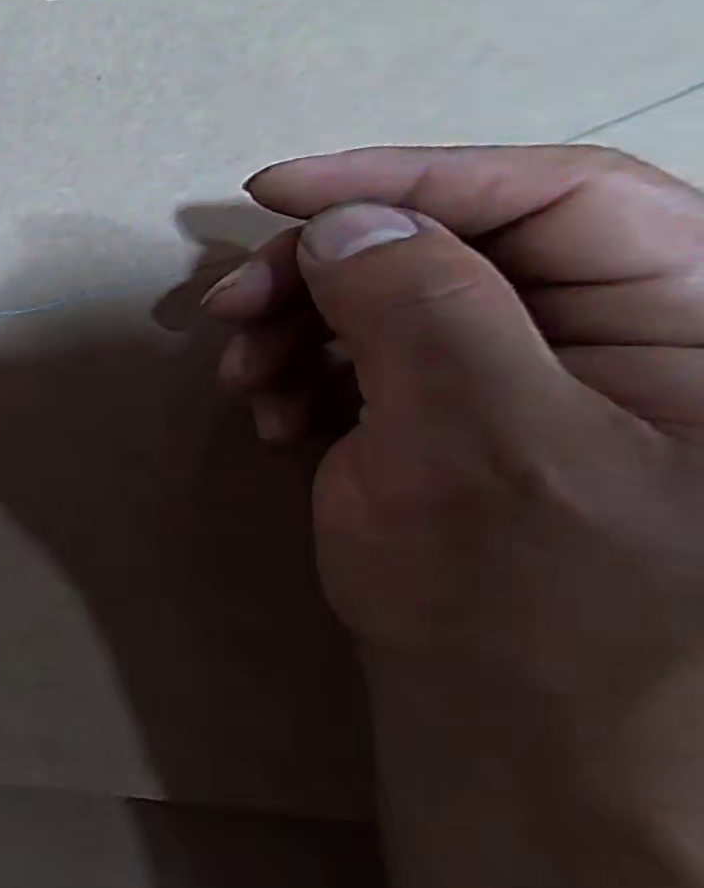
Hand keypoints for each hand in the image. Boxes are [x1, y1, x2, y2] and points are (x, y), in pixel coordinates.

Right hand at [205, 146, 703, 887]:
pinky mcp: (437, 405)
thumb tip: (339, 223)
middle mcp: (600, 328)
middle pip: (440, 244)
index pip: (550, 196)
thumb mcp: (482, 441)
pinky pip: (354, 352)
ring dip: (293, 326)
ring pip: (380, 297)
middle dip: (318, 270)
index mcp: (687, 318)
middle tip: (230, 306)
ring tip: (244, 377)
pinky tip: (273, 413)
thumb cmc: (532, 592)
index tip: (272, 193)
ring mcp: (509, 369)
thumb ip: (424, 312)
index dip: (403, 177)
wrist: (509, 710)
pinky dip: (298, 371)